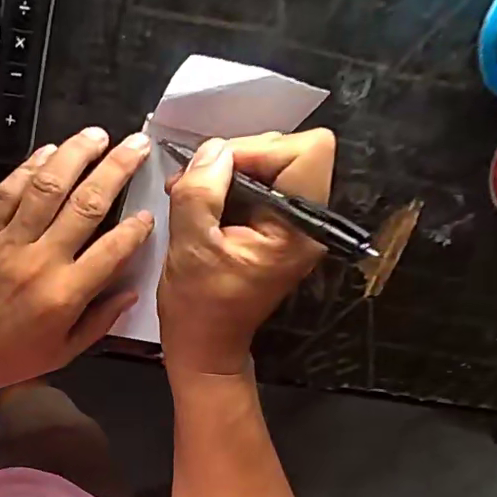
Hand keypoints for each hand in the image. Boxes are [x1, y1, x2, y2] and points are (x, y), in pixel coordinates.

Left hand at [0, 127, 157, 406]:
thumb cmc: (4, 360)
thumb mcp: (60, 354)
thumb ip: (98, 323)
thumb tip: (129, 293)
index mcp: (65, 295)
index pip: (113, 249)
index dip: (136, 227)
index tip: (147, 212)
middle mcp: (40, 262)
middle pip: (86, 204)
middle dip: (117, 169)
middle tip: (136, 145)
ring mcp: (8, 244)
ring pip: (48, 187)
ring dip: (75, 154)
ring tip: (96, 135)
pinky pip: (7, 193)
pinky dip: (29, 168)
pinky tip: (48, 152)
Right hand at [158, 130, 333, 378]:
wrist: (205, 346)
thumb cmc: (198, 309)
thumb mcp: (190, 249)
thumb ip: (200, 194)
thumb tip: (211, 150)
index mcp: (298, 230)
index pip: (306, 152)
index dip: (257, 151)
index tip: (213, 172)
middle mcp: (306, 222)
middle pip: (289, 152)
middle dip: (237, 159)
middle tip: (194, 181)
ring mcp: (292, 225)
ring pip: (271, 165)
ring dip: (228, 171)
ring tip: (191, 192)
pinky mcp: (274, 227)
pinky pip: (259, 185)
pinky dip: (228, 185)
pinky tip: (201, 202)